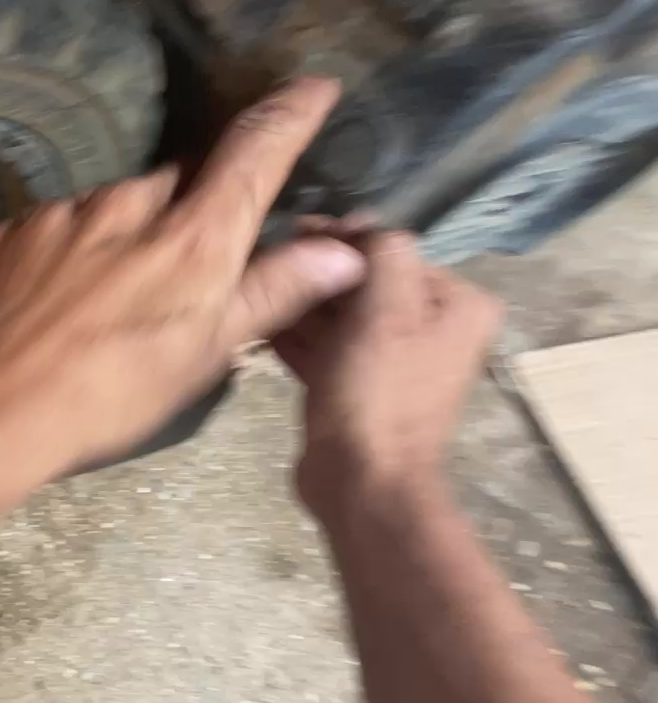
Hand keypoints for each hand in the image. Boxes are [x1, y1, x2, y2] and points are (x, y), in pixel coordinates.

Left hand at [0, 76, 366, 507]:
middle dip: (167, 222)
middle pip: (164, 191)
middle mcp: (122, 207)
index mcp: (190, 237)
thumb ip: (268, 295)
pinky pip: (41, 232)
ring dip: (102, 241)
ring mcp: (54, 218)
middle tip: (150, 283)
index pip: (255, 151)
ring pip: (97, 213)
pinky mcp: (1, 235)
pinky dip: (49, 257)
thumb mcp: (197, 359)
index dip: (289, 117)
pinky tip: (35, 305)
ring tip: (81, 308)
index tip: (308, 93)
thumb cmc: (101, 398)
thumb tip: (340, 251)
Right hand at [272, 232, 503, 518]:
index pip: (391, 252)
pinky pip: (318, 348)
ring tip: (248, 290)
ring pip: (334, 317)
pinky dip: (290, 337)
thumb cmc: (376, 393)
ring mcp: (385, 359)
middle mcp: (427, 326)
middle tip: (259, 262)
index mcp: (453, 304)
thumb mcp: (386, 313)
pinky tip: (254, 326)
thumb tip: (357, 225)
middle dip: (311, 275)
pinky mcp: (348, 385)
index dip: (339, 241)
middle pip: (359, 285)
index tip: (287, 231)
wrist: (360, 477)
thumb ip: (381, 255)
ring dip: (294, 306)